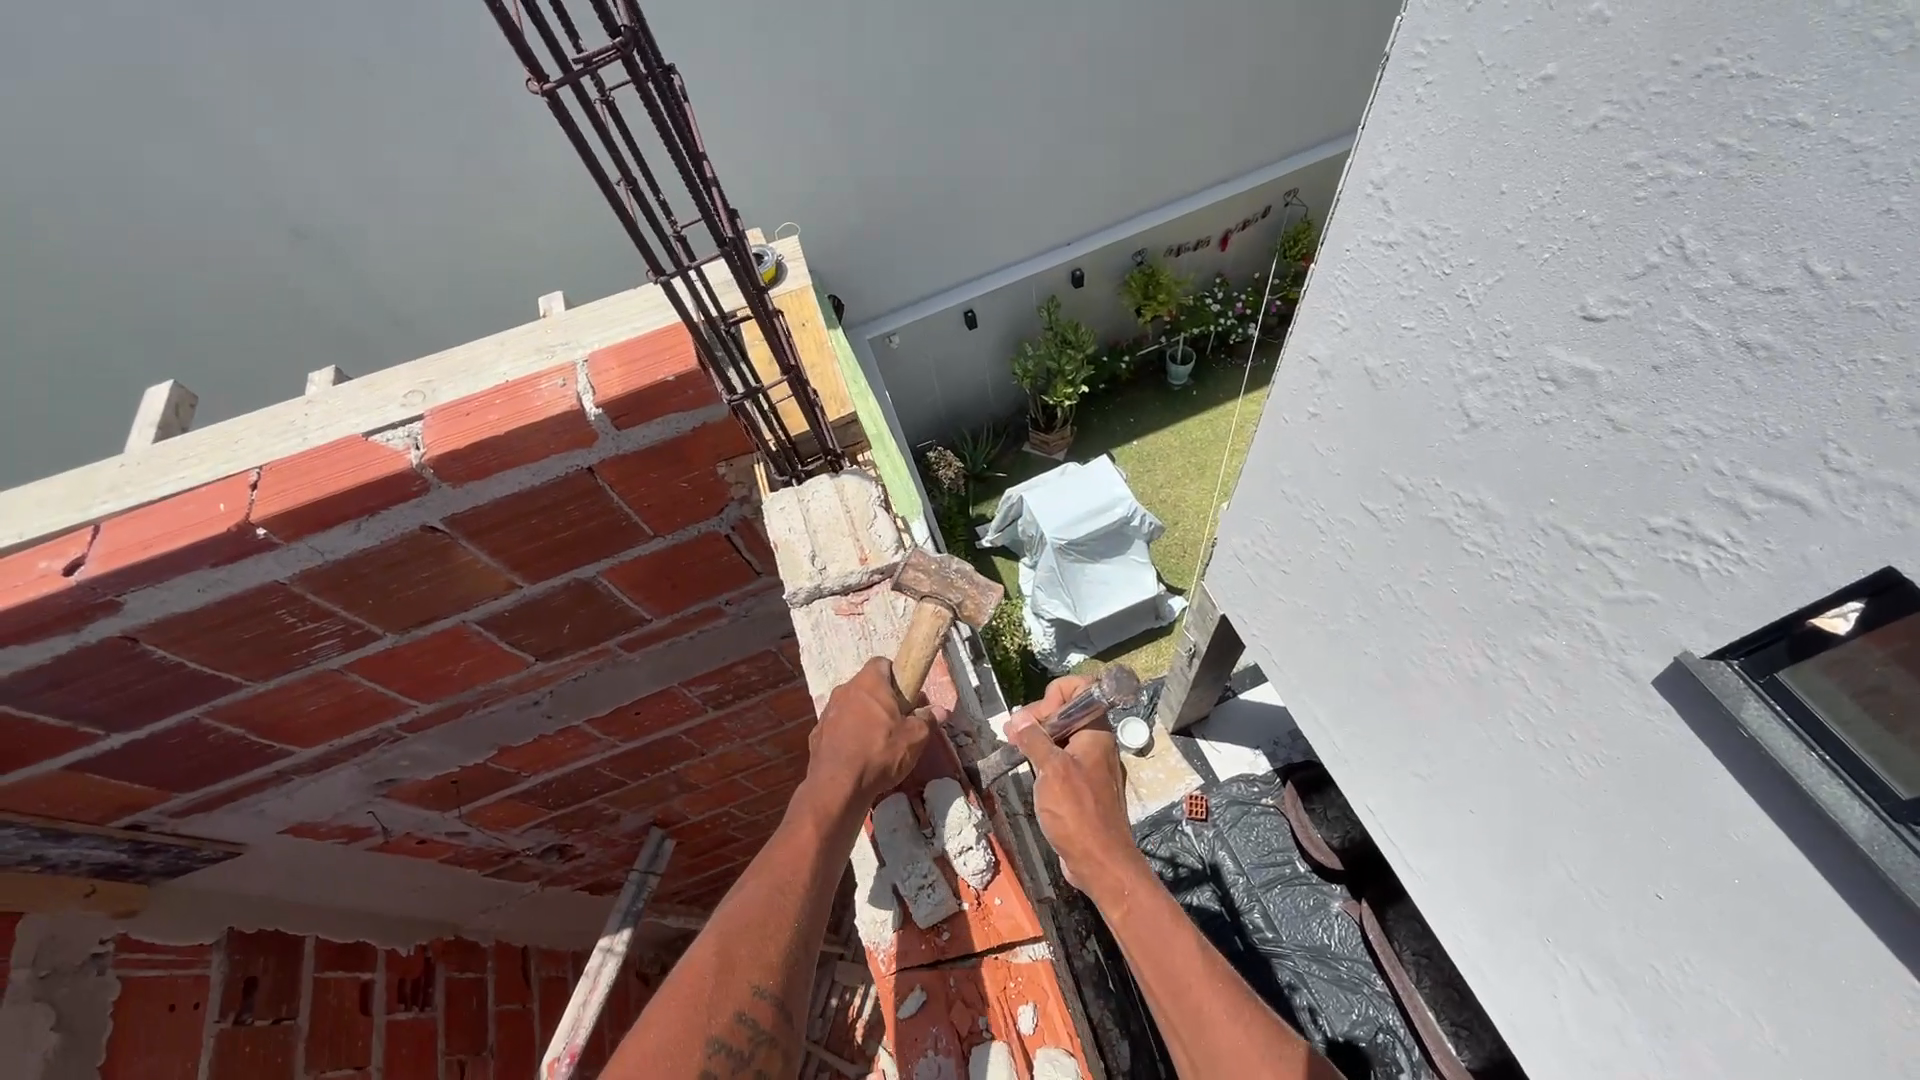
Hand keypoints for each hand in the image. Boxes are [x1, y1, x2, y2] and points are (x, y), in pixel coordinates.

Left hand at [805, 657, 937, 807]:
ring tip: (879, 742)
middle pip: (866, 686)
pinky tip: (859, 755)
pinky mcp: (817, 734)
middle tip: (899, 720)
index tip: (907, 694)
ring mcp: (827, 712)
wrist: (837, 787)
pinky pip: (838, 727)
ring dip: (864, 717)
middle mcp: (845, 690)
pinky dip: (848, 735)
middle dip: (882, 699)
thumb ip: (928, 720)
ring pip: (851, 706)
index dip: (897, 675)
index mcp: (869, 683)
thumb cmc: (880, 753)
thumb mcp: (915, 738)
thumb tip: (940, 711)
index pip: (883, 663)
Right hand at [1005, 675, 1141, 897]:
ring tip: (1014, 748)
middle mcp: (1097, 744)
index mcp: (1096, 732)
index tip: (1038, 716)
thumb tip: (1020, 719)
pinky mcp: (1085, 787)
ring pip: (1063, 738)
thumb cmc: (1077, 812)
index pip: (1084, 690)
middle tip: (1013, 733)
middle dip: (1039, 717)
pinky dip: (1044, 759)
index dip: (1057, 694)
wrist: (1100, 862)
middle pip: (1069, 713)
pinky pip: (1063, 761)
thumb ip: (1034, 740)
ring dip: (1038, 739)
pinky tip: (1028, 769)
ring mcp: (1092, 766)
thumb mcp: (1050, 771)